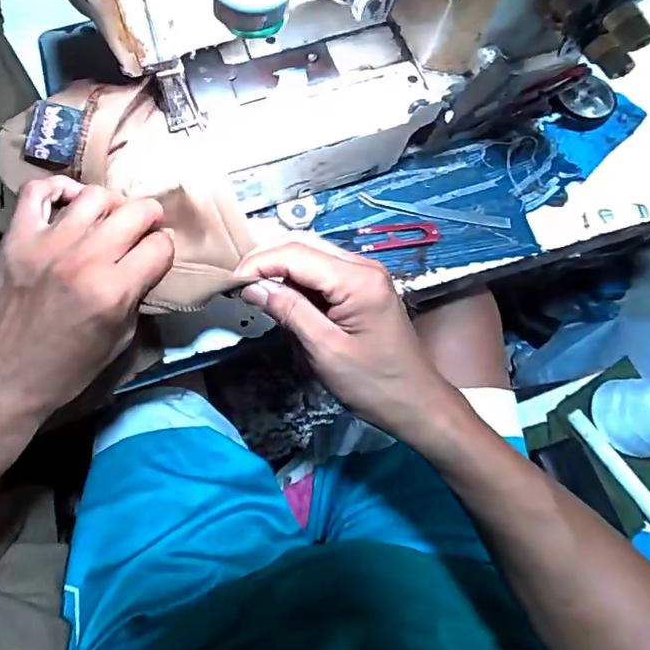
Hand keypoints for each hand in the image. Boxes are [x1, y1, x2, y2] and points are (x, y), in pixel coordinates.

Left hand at [0, 177, 173, 436]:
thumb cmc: (64, 372)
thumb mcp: (119, 341)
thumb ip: (135, 296)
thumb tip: (144, 265)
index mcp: (112, 291)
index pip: (160, 246)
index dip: (164, 251)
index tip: (156, 257)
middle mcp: (83, 259)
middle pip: (135, 212)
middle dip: (149, 218)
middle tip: (144, 228)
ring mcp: (46, 244)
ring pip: (93, 196)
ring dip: (110, 205)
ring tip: (107, 219)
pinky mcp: (15, 239)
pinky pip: (38, 191)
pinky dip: (57, 188)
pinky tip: (68, 202)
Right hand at [234, 238, 459, 437]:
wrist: (416, 403)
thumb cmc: (374, 383)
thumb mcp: (325, 350)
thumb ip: (288, 311)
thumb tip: (251, 286)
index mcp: (357, 279)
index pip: (296, 253)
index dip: (260, 263)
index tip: (233, 282)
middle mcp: (362, 266)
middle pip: (303, 246)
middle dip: (266, 260)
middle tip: (239, 284)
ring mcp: (363, 274)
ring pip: (310, 254)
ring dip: (279, 268)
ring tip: (253, 289)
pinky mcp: (361, 286)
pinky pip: (321, 270)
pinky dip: (296, 278)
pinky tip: (280, 294)